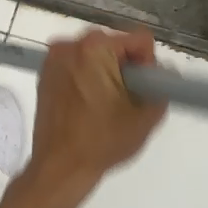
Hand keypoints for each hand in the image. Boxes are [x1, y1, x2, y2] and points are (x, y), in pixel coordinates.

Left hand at [25, 27, 167, 196]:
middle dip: (125, 67)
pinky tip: (89, 105)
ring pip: (95, 55)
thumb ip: (163, 86)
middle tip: (125, 99)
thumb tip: (162, 73)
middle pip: (115, 45)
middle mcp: (69, 46)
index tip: (140, 91)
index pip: (140, 40)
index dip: (148, 66)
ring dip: (106, 73)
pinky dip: (86, 79)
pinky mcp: (44, 76)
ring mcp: (53, 60)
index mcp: (95, 48)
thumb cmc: (102, 142)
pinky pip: (76, 66)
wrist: (60, 166)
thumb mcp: (147, 116)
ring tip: (106, 105)